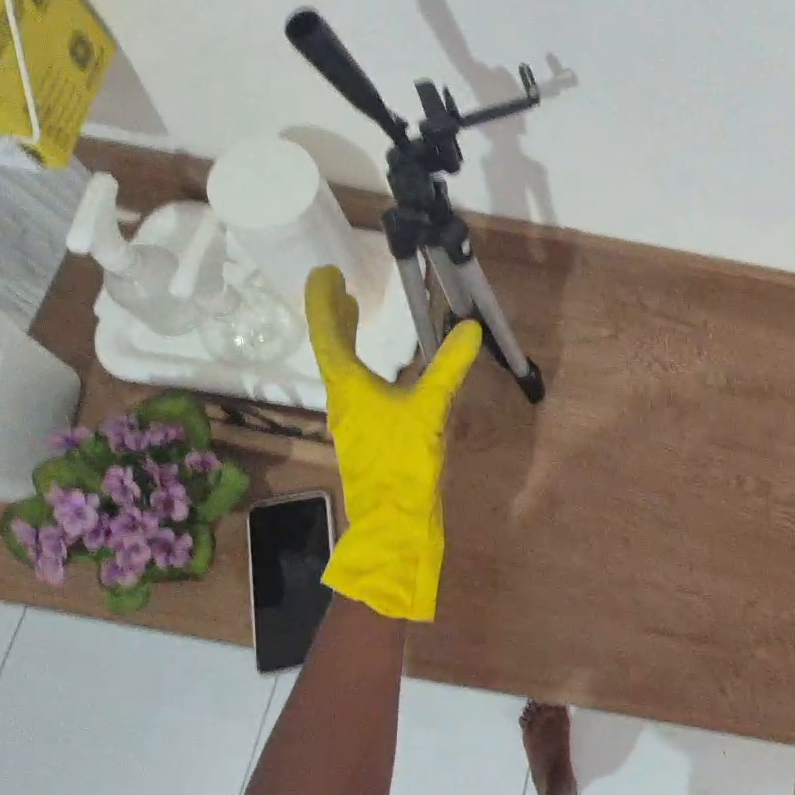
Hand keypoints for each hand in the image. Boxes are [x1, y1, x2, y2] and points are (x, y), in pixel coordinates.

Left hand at [306, 266, 481, 620]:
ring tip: (357, 319)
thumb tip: (469, 328)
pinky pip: (357, 389)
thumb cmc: (402, 465)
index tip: (326, 274)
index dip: (324, 301)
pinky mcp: (367, 437)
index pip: (326, 334)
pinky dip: (364, 368)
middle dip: (335, 317)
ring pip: (342, 370)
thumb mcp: (429, 412)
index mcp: (347, 388)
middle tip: (343, 291)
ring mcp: (352, 421)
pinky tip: (383, 374)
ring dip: (347, 341)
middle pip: (330, 349)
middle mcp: (342, 401)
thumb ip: (448, 370)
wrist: (393, 521)